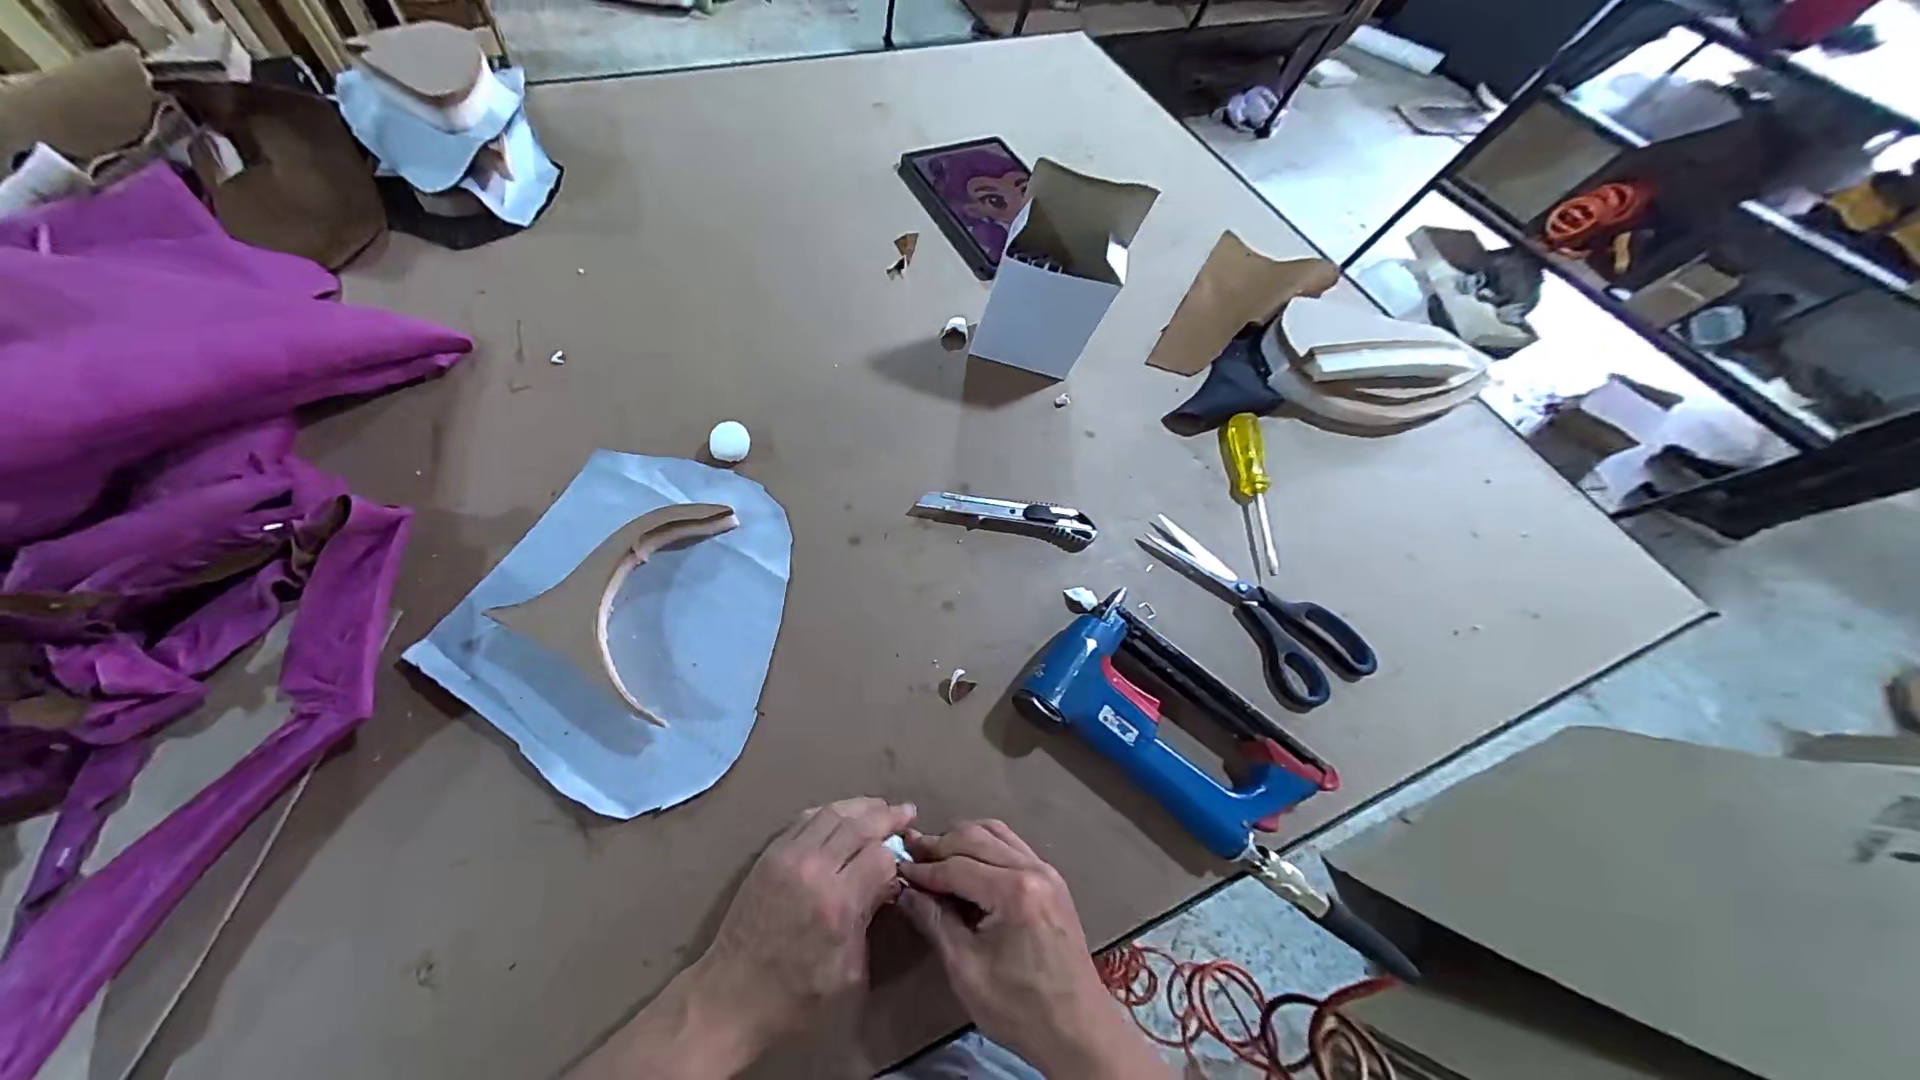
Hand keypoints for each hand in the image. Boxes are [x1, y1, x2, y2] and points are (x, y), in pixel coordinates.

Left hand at [700, 797, 917, 1044]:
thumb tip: (888, 881)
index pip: (880, 856)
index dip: (895, 856)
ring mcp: (788, 856)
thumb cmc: (794, 995)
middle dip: (887, 816)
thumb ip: (869, 917)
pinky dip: (830, 811)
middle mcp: (813, 869)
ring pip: (833, 812)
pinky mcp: (770, 853)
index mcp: (836, 903)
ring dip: (861, 806)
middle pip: (860, 824)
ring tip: (880, 807)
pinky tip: (843, 815)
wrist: (729, 997)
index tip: (901, 862)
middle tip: (906, 812)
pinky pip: (806, 817)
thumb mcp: (847, 970)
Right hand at [896, 821, 1165, 1078]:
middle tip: (910, 850)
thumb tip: (906, 890)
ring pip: (995, 833)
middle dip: (939, 844)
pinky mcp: (1052, 878)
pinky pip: (1012, 845)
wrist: (1078, 1029)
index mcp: (1014, 891)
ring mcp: (1046, 870)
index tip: (897, 867)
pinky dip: (986, 845)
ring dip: (963, 838)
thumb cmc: (1019, 1007)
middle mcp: (1032, 868)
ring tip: (935, 853)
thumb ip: (935, 922)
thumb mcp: (966, 969)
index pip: (957, 866)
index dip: (923, 868)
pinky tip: (968, 861)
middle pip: (975, 837)